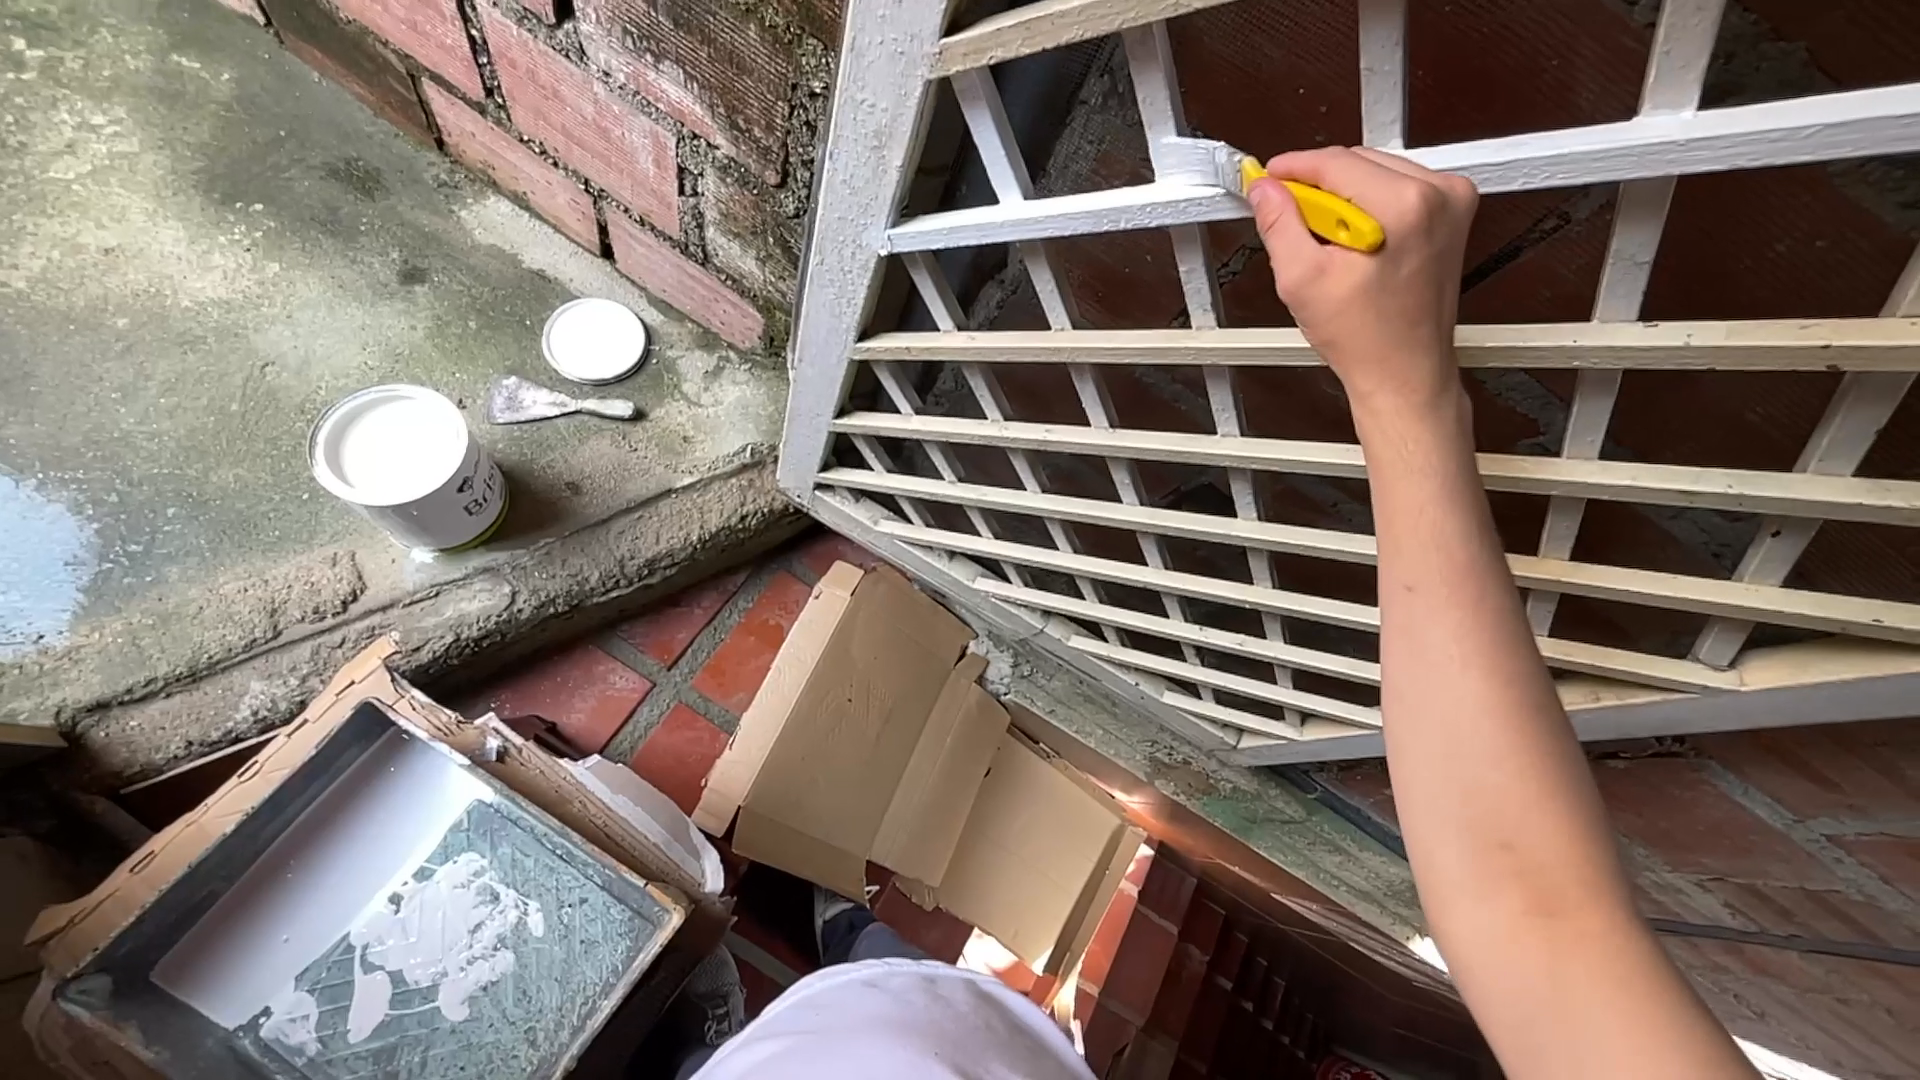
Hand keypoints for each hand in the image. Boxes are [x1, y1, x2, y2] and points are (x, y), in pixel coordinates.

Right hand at [1247, 147, 1477, 418]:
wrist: (1403, 370)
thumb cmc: (1362, 337)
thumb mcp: (1301, 280)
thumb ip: (1279, 225)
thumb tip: (1264, 189)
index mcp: (1404, 205)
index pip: (1335, 162)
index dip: (1292, 169)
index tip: (1266, 177)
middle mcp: (1438, 193)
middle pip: (1357, 162)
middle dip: (1317, 187)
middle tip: (1288, 218)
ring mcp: (1452, 201)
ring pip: (1377, 172)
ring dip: (1343, 196)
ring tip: (1323, 240)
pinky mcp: (1454, 212)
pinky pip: (1398, 188)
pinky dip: (1368, 205)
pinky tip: (1352, 241)